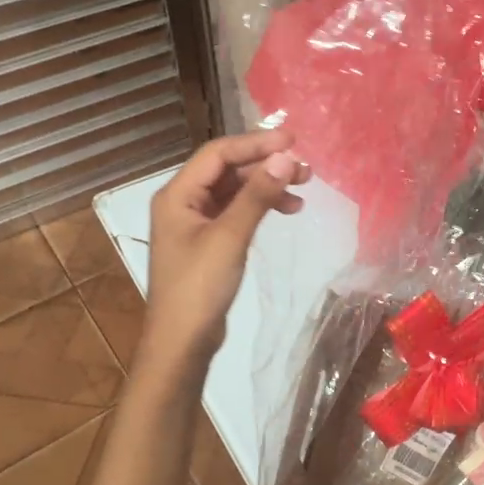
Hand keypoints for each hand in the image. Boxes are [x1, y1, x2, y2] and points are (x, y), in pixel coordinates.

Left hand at [142, 129, 309, 364]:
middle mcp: (183, 202)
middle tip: (306, 169)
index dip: (255, 143)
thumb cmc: (199, 288)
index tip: (293, 142)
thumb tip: (285, 158)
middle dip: (265, 165)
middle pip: (227, 169)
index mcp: (177, 194)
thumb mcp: (230, 237)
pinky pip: (236, 211)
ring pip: (234, 190)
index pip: (218, 153)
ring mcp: (194, 223)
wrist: (181, 342)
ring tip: (303, 189)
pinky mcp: (208, 242)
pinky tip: (286, 210)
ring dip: (266, 185)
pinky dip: (260, 206)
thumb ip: (257, 195)